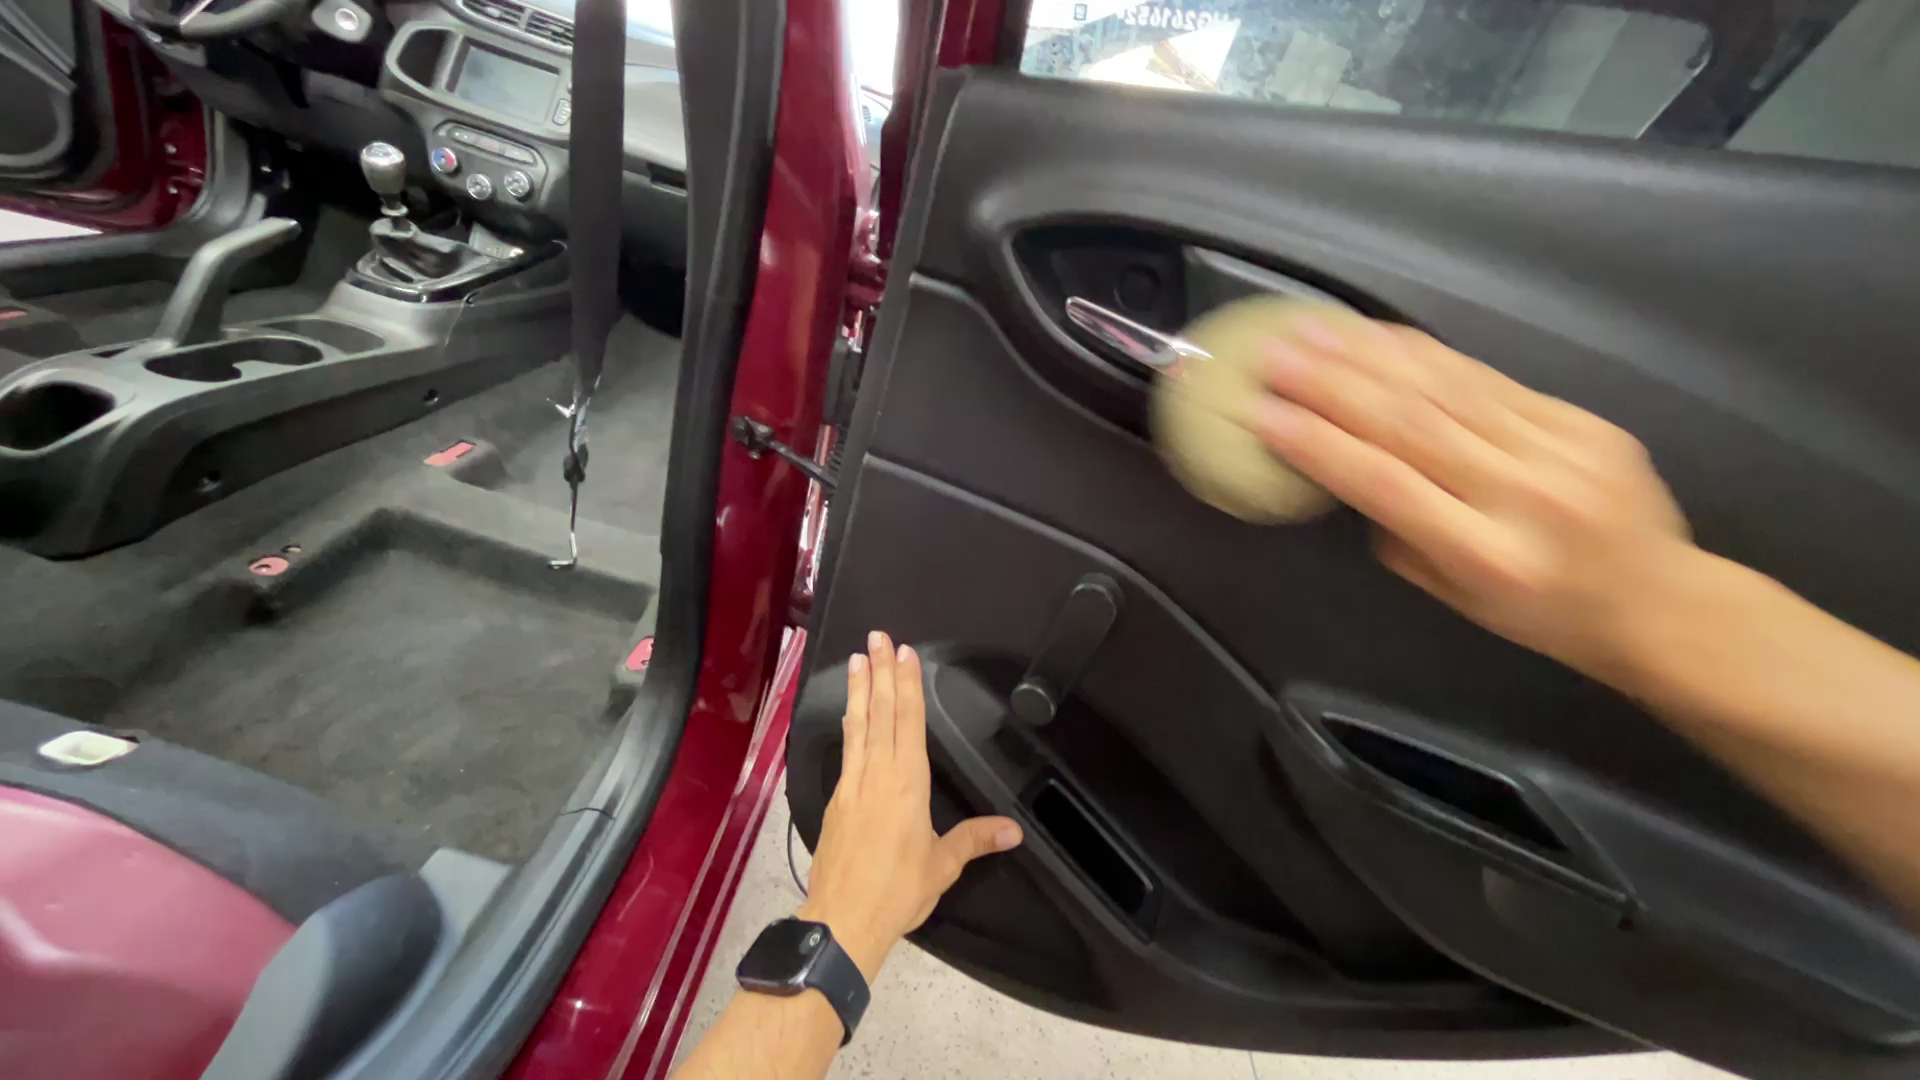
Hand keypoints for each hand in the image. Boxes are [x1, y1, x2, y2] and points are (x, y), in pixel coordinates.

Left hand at [798, 631, 1023, 981]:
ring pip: (858, 724)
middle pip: (881, 712)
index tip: (905, 653)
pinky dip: (849, 722)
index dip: (907, 684)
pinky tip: (848, 711)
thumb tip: (1014, 830)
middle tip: (877, 637)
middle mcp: (878, 773)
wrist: (842, 919)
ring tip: (859, 658)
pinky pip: (846, 748)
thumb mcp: (942, 865)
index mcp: (908, 783)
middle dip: (881, 672)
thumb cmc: (898, 890)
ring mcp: (853, 783)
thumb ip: (975, 840)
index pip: (908, 721)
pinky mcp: (836, 798)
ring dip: (860, 689)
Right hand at [1248, 315, 1699, 684]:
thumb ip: (1398, 532)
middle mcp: (1520, 494)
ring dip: (1369, 356)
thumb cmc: (1539, 613)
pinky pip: (1487, 377)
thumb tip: (1350, 471)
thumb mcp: (1451, 594)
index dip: (1319, 445)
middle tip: (1277, 355)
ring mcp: (1557, 449)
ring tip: (1316, 331)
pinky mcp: (1580, 418)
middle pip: (1410, 425)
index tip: (1264, 414)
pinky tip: (1381, 335)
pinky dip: (1424, 353)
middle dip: (1332, 385)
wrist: (1662, 601)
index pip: (1384, 484)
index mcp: (1482, 553)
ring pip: (1446, 390)